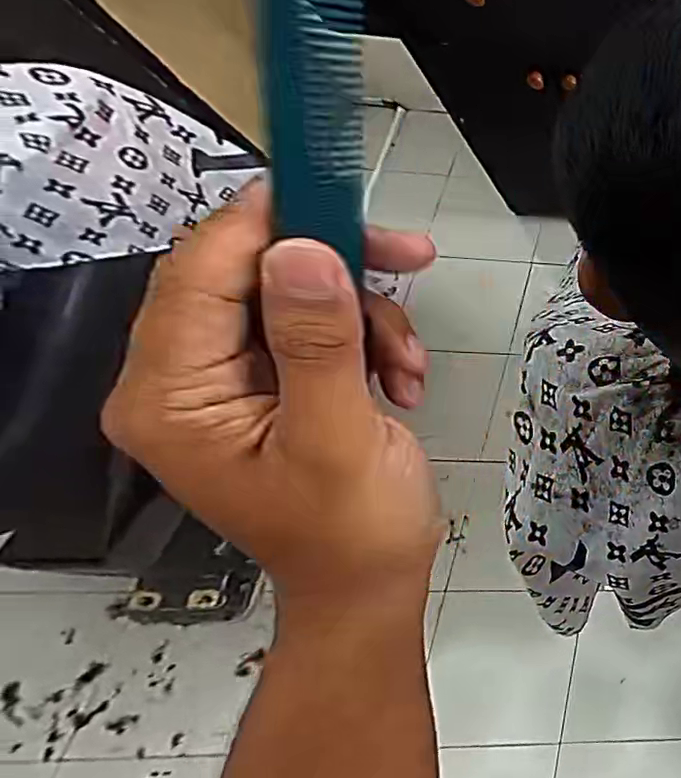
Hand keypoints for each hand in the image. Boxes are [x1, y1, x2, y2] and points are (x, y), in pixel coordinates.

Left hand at [102, 185, 442, 625]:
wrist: (371, 578)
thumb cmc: (351, 526)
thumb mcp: (340, 436)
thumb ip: (319, 345)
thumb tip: (306, 255)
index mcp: (172, 395)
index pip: (199, 278)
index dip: (260, 228)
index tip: (330, 199)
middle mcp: (188, 380)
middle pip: (253, 283)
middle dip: (339, 275)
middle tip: (410, 258)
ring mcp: (238, 384)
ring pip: (302, 305)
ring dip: (370, 324)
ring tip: (410, 369)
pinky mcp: (284, 388)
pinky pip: (326, 335)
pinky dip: (374, 347)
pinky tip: (401, 381)